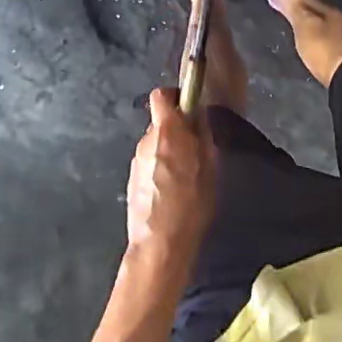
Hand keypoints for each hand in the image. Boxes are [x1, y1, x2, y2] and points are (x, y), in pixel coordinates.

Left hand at [125, 89, 215, 261]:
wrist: (159, 246)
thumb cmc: (192, 202)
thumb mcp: (210, 165)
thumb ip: (202, 135)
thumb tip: (198, 115)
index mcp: (167, 132)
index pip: (162, 95)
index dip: (176, 96)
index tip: (190, 107)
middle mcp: (146, 142)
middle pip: (161, 122)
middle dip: (176, 128)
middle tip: (195, 147)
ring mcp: (136, 162)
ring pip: (155, 143)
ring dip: (168, 149)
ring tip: (185, 173)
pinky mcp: (131, 180)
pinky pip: (149, 161)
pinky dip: (160, 166)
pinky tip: (171, 188)